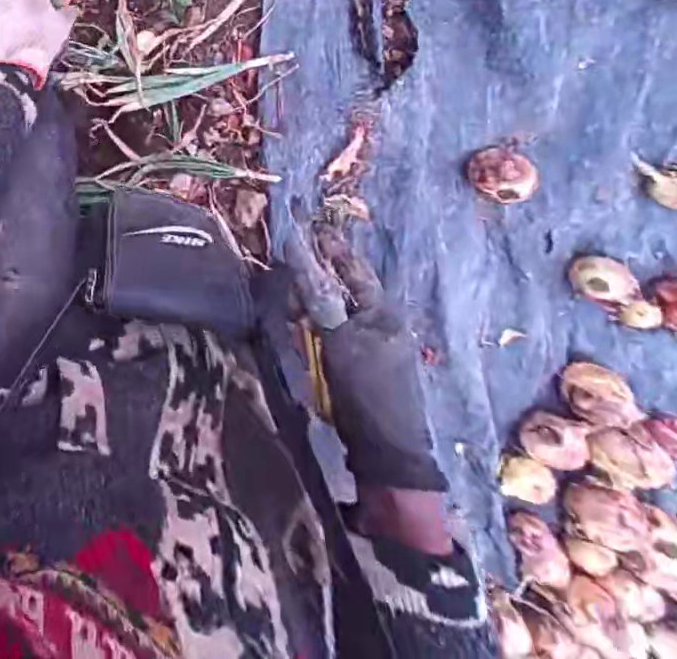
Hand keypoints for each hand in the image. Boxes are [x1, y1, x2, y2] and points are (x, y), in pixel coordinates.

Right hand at [287, 221, 447, 493]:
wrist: (386, 449)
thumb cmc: (365, 390)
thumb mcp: (338, 342)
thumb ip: (320, 302)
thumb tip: (303, 265)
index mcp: (383, 312)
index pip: (352, 268)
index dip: (330, 248)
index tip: (309, 228)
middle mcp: (383, 322)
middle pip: (342, 288)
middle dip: (315, 279)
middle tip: (289, 274)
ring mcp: (375, 343)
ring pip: (336, 310)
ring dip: (313, 305)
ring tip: (293, 306)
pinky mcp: (364, 362)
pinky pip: (335, 332)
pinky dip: (317, 327)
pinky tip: (303, 332)